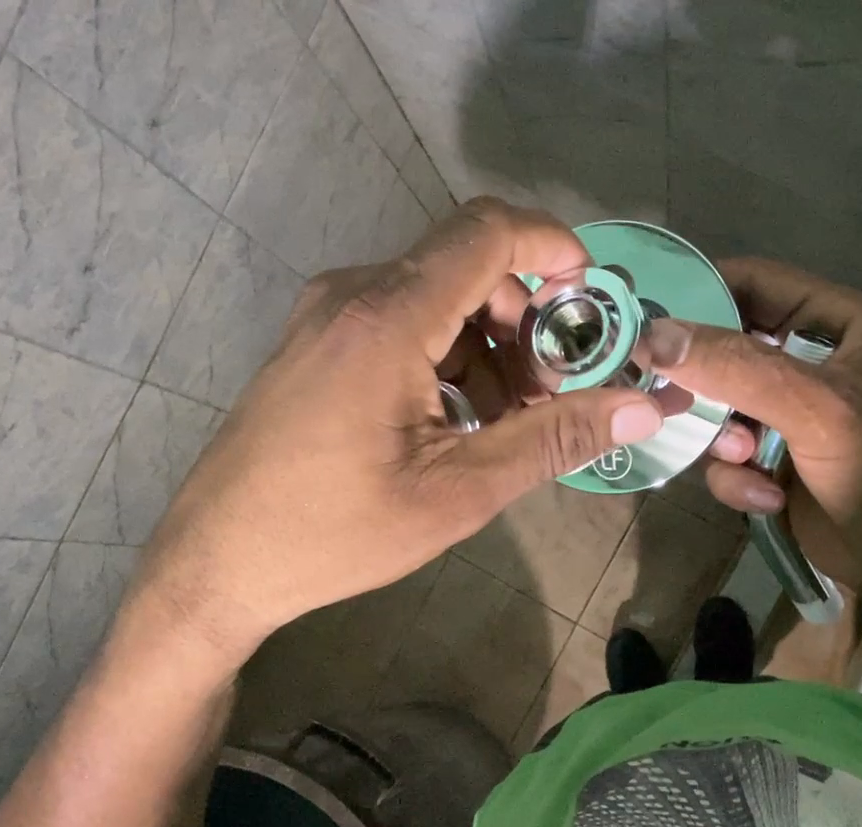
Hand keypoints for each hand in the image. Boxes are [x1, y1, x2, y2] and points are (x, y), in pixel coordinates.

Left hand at [122, 198, 668, 658]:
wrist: (217, 561)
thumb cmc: (335, 533)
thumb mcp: (458, 492)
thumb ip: (553, 439)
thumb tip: (644, 406)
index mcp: (387, 317)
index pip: (488, 231)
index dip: (554, 248)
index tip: (593, 301)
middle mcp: (353, 295)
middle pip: (466, 266)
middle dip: (526, 320)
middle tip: (551, 395)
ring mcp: (326, 317)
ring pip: (435, 297)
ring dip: (487, 346)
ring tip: (503, 424)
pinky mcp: (315, 344)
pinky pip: (400, 322)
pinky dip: (444, 356)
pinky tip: (451, 424)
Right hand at [644, 257, 861, 589]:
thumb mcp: (816, 407)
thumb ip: (738, 368)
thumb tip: (653, 337)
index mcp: (834, 322)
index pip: (752, 282)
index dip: (698, 291)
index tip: (641, 316)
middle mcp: (806, 360)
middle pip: (723, 349)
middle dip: (699, 382)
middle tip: (662, 399)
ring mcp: (786, 414)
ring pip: (715, 409)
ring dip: (721, 440)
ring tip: (745, 460)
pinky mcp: (772, 462)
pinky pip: (726, 457)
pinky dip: (736, 479)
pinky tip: (765, 499)